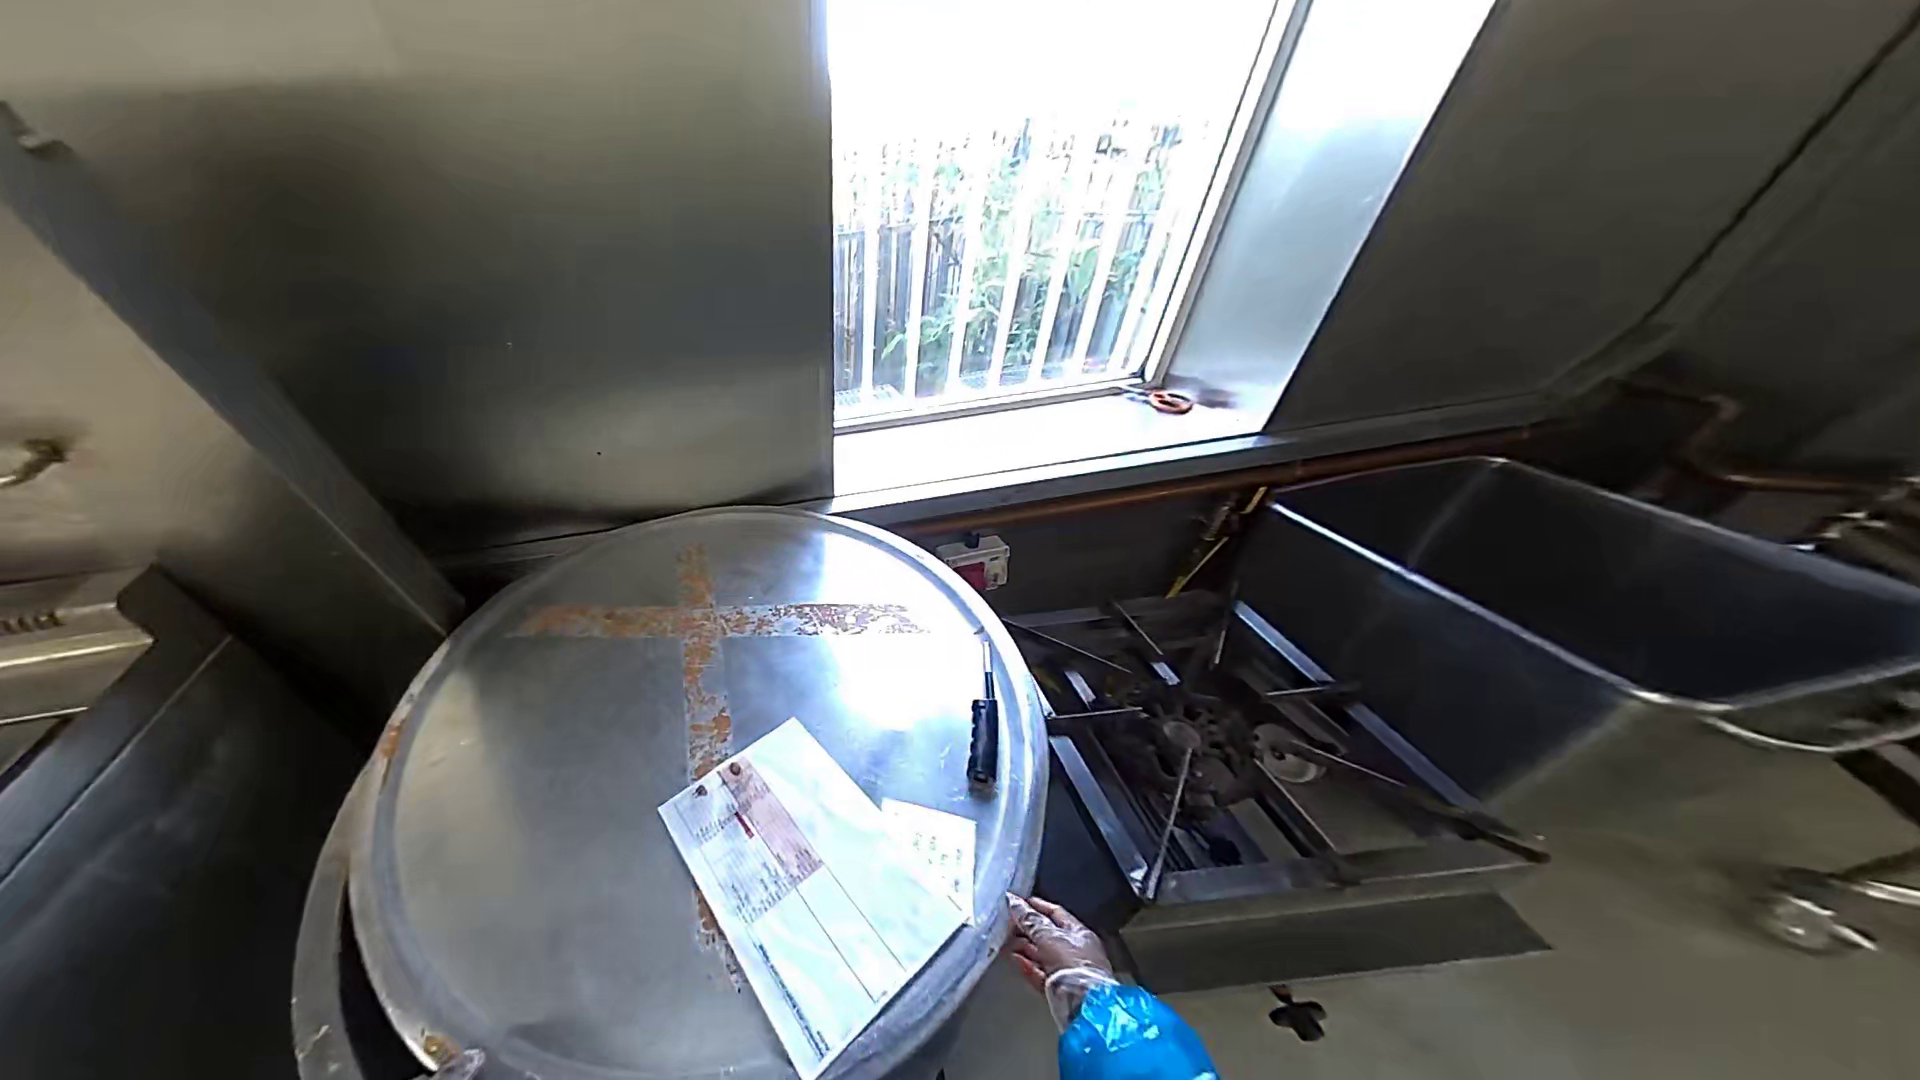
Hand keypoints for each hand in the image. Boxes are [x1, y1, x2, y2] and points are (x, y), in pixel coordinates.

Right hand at [1005, 894, 1111, 992]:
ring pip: (1041, 955)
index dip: (1036, 906)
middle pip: (1046, 935)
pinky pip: (1039, 974)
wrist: (1083, 1008)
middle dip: (1026, 929)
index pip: (1055, 913)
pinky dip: (1026, 966)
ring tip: (1005, 941)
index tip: (1018, 903)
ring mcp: (1067, 972)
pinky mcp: (1058, 991)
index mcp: (1079, 933)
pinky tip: (1013, 959)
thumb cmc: (1073, 966)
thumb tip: (1014, 902)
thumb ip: (1031, 920)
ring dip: (1023, 948)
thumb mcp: (1049, 937)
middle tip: (1007, 924)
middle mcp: (1074, 951)